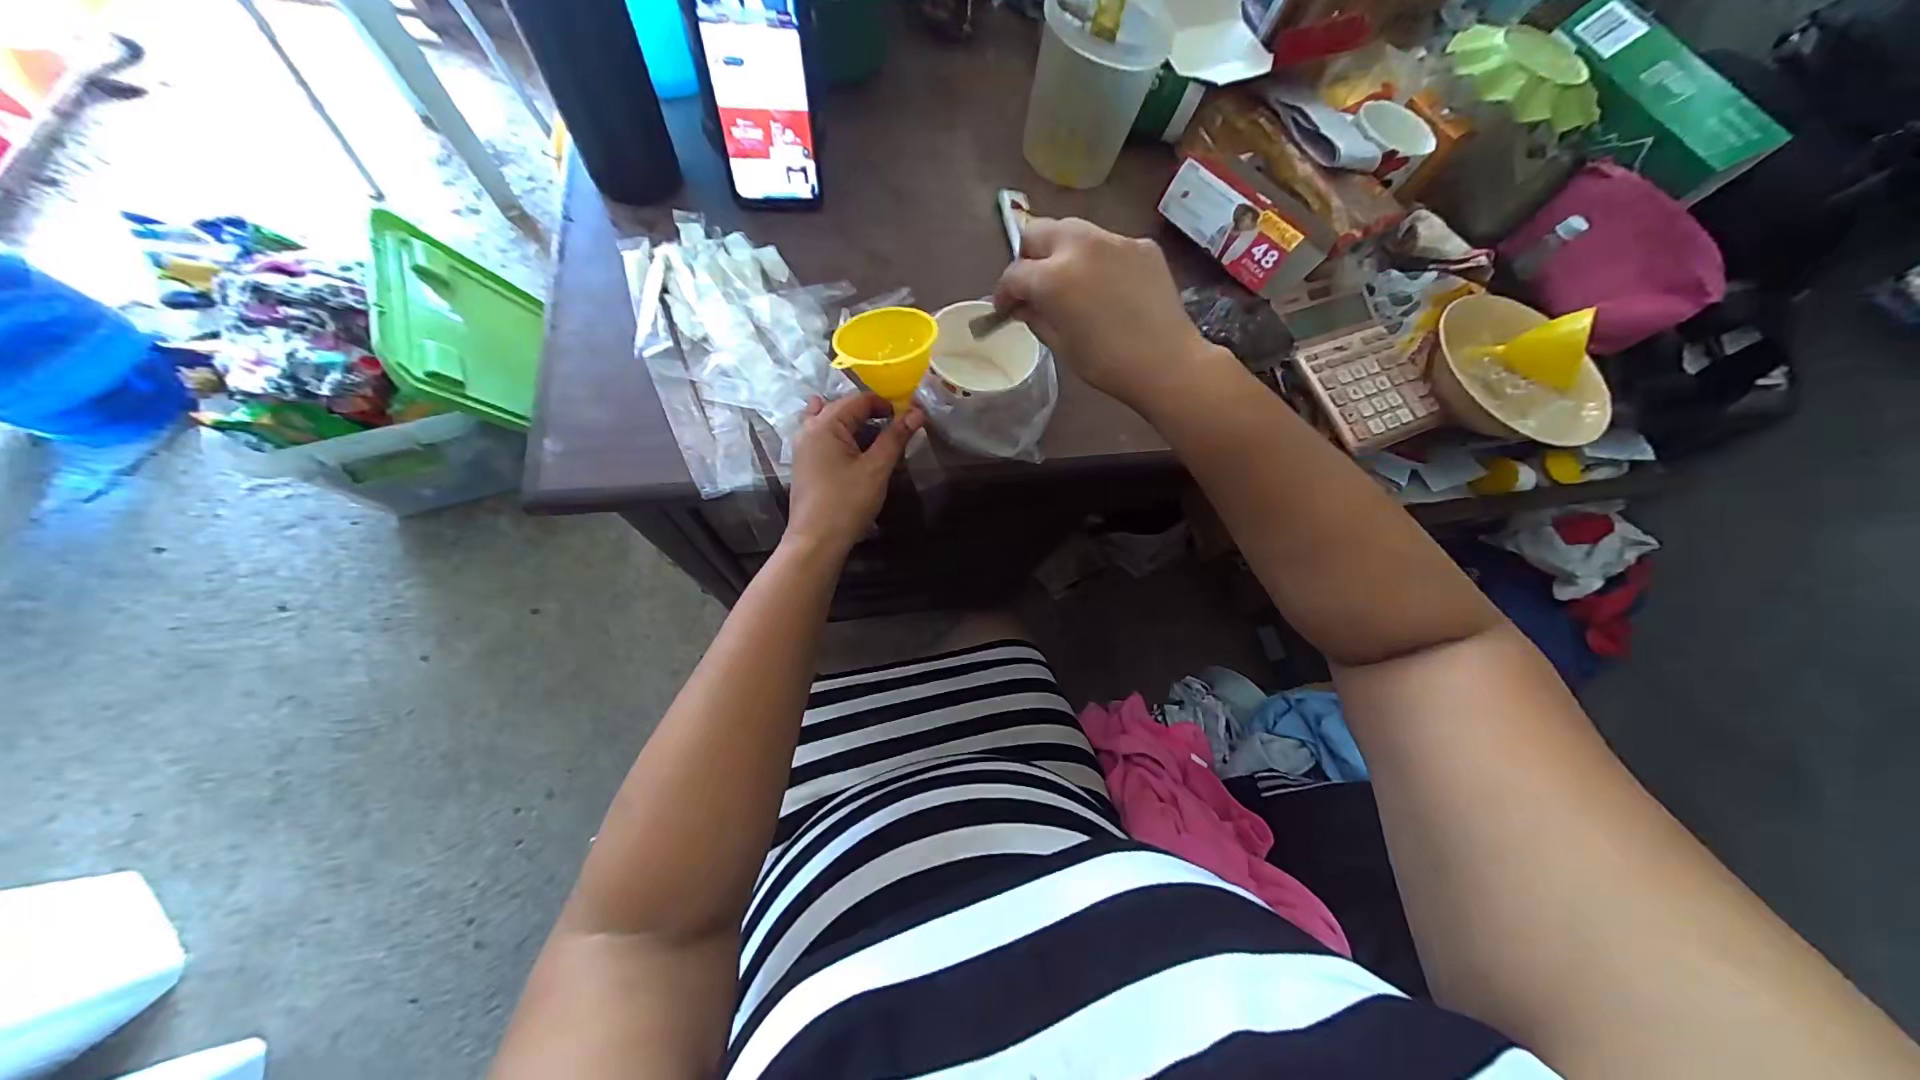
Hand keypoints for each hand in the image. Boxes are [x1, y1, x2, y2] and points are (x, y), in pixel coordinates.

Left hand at [784, 393, 922, 553]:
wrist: (816, 541)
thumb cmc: (847, 502)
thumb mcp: (877, 469)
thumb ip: (895, 438)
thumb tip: (916, 413)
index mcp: (825, 424)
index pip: (858, 400)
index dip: (885, 404)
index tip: (907, 417)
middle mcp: (809, 429)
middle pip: (842, 407)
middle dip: (869, 412)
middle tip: (894, 426)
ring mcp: (803, 447)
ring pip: (829, 422)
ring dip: (852, 423)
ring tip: (874, 434)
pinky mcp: (804, 465)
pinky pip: (822, 438)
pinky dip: (840, 436)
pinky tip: (852, 448)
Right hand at [994, 217, 1215, 410]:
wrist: (1167, 363)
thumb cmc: (1106, 364)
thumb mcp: (1060, 344)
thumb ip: (1035, 316)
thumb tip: (1022, 305)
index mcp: (1053, 276)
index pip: (1014, 273)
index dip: (1004, 293)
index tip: (1005, 308)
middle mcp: (1080, 246)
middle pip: (1038, 231)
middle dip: (1029, 256)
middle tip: (1033, 285)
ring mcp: (1114, 240)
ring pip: (1073, 231)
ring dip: (1062, 252)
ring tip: (1069, 281)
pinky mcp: (1141, 245)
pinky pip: (1107, 243)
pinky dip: (1097, 259)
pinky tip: (1106, 287)